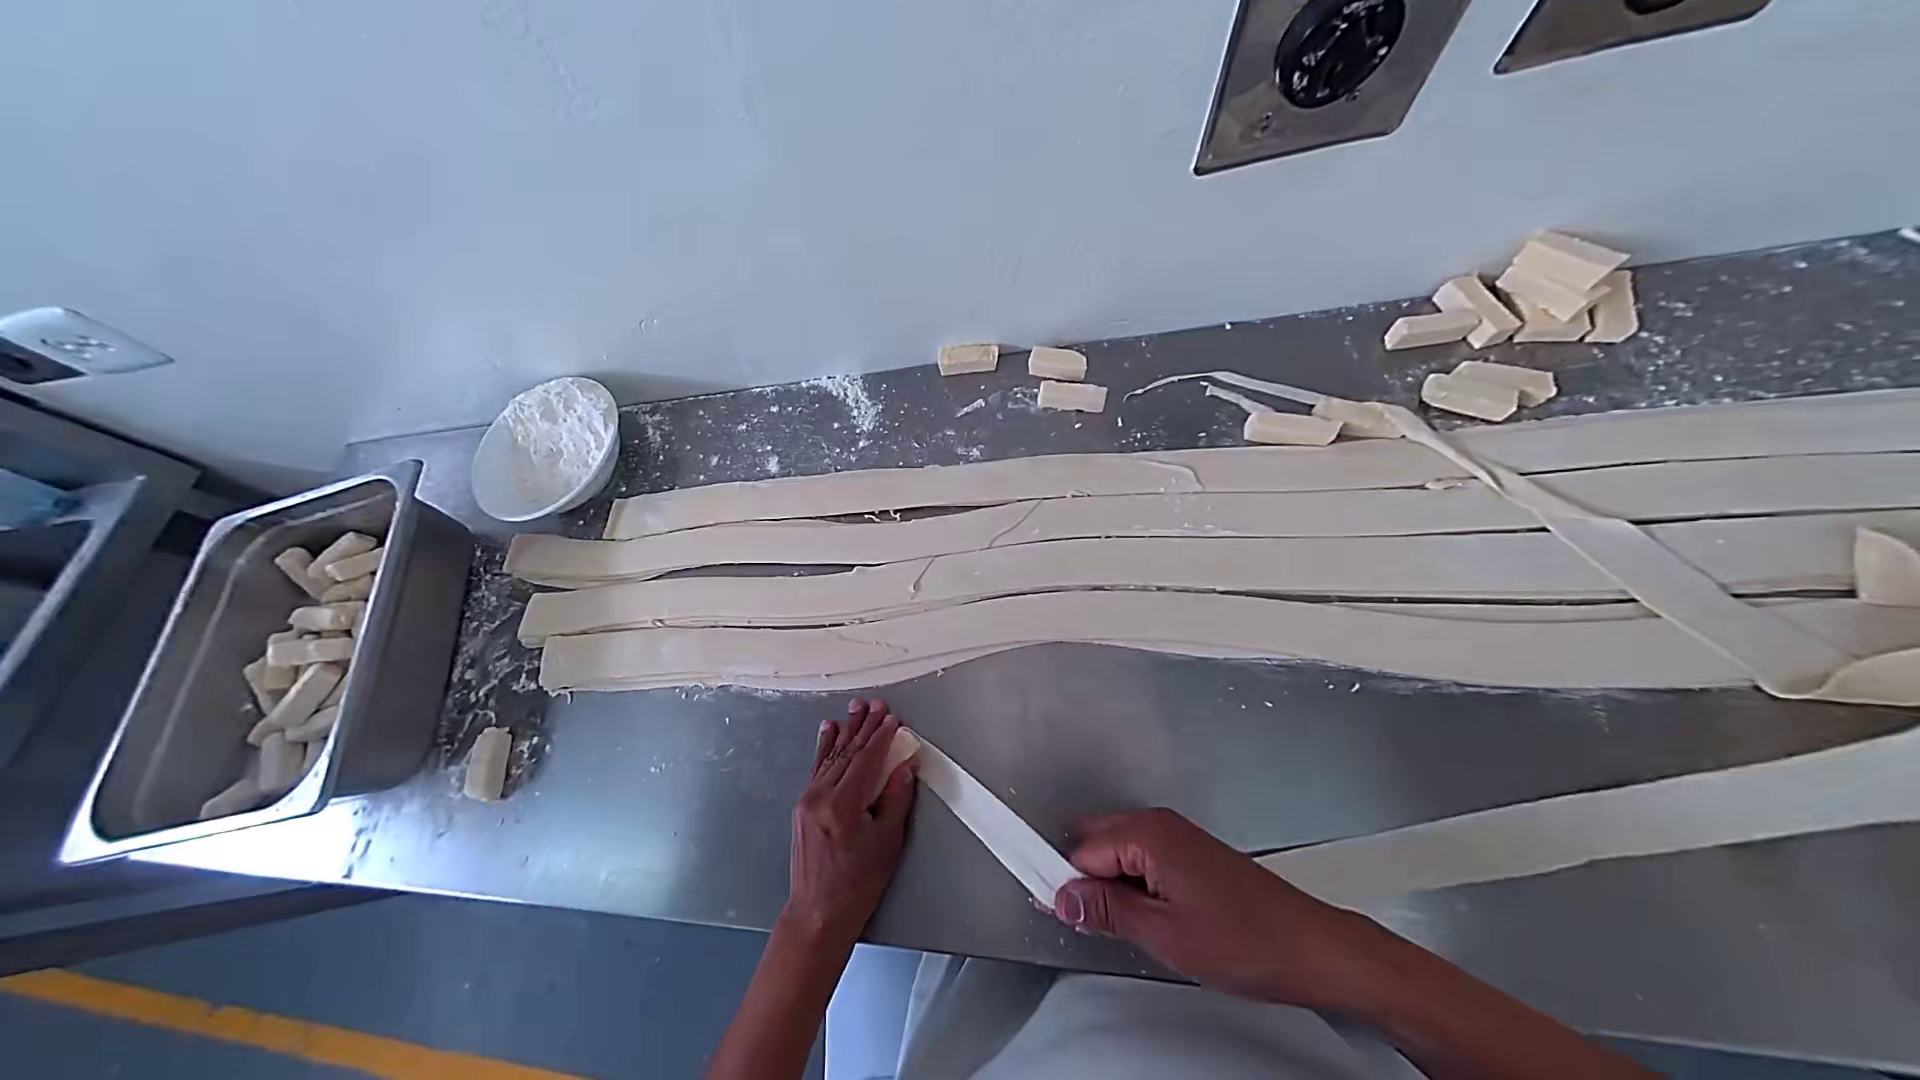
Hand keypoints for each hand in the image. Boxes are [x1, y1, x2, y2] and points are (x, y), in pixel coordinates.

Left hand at [781, 698, 916, 943]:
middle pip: (848, 753)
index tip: (893, 720)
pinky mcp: (802, 805)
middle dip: (865, 727)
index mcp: (842, 805)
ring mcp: (807, 800)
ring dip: (847, 731)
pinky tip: (829, 730)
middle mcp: (820, 797)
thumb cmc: (857, 884)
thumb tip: (904, 767)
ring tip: (856, 709)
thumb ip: (896, 799)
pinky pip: (817, 768)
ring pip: (832, 757)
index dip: (882, 738)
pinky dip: (825, 747)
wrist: (818, 913)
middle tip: (876, 705)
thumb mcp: (888, 841)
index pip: (867, 760)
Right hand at [1052, 808, 1401, 1012]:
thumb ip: (1105, 911)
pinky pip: (1140, 859)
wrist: (1312, 948)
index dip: (1062, 882)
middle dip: (1084, 881)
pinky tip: (1145, 917)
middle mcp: (1160, 825)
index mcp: (1149, 834)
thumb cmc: (1252, 939)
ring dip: (1109, 886)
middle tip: (1088, 924)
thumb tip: (1064, 898)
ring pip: (1116, 853)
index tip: (1047, 903)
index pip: (1080, 851)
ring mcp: (1176, 836)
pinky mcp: (1188, 852)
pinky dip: (1131, 885)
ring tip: (1127, 927)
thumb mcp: (1164, 935)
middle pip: (1094, 844)